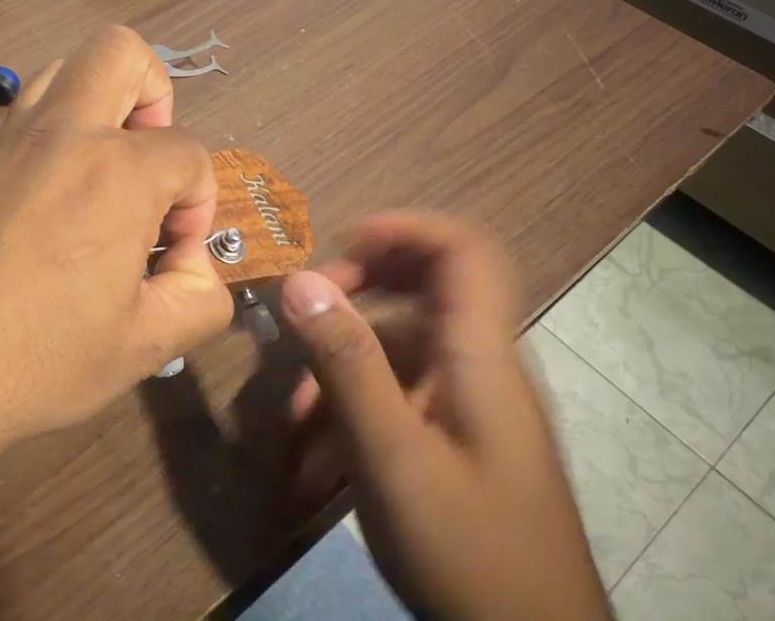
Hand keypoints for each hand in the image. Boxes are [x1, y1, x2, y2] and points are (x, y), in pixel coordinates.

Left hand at [0, 25, 234, 503]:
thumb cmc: (36, 364)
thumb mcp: (144, 347)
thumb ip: (199, 297)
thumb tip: (193, 265)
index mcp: (114, 172)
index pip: (188, 151)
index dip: (199, 200)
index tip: (173, 251)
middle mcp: (57, 136)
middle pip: (120, 52)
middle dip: (155, 93)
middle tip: (145, 161)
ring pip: (58, 73)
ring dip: (94, 106)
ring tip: (97, 176)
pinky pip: (14, 127)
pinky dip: (44, 148)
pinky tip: (35, 216)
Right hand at [279, 213, 609, 620]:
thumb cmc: (468, 547)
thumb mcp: (393, 455)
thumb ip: (346, 363)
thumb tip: (297, 279)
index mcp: (481, 354)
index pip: (464, 250)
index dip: (403, 228)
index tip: (337, 246)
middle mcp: (482, 367)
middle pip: (424, 290)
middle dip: (355, 295)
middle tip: (301, 316)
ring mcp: (472, 406)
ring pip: (401, 351)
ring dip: (343, 367)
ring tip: (292, 415)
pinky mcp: (459, 441)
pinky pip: (403, 398)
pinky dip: (357, 409)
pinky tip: (318, 459)